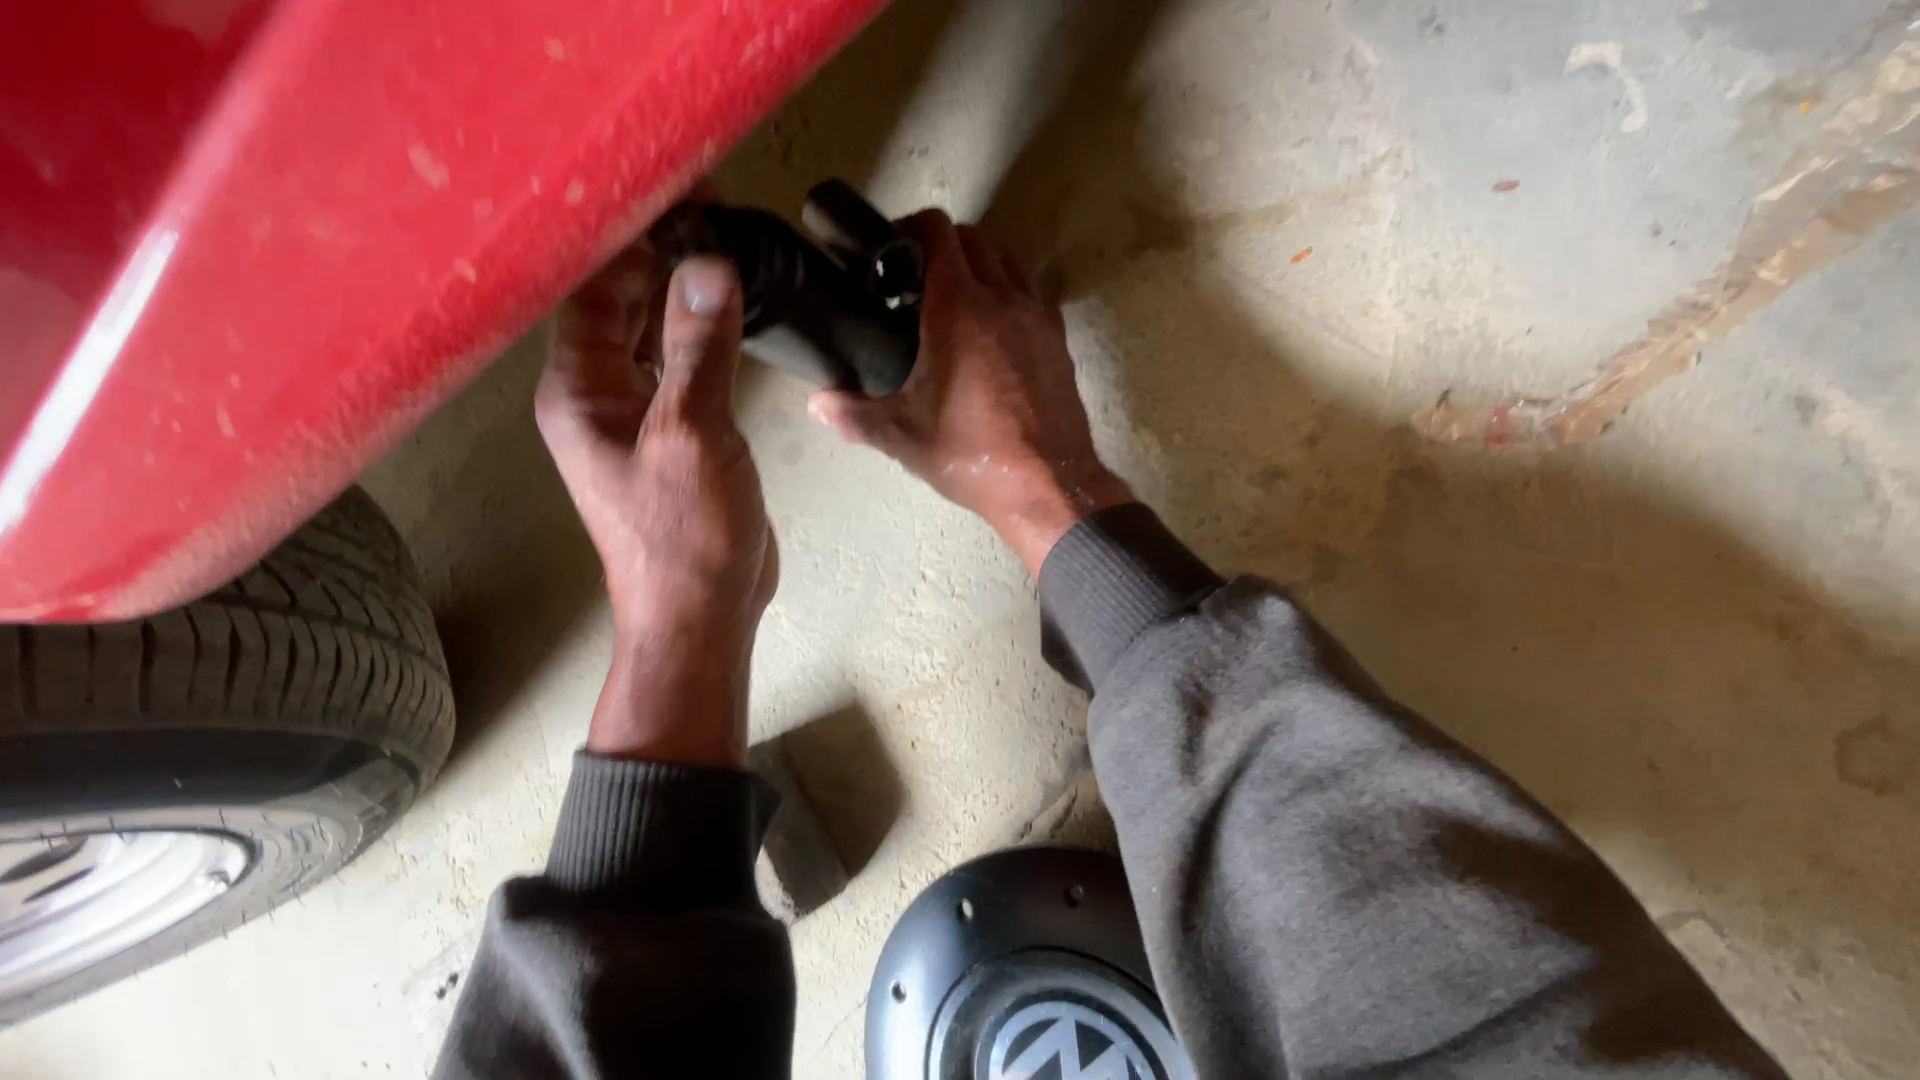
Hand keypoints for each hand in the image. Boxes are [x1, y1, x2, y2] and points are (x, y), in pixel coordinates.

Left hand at [536, 248, 776, 767]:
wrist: (701, 614)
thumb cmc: (685, 534)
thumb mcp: (693, 435)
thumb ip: (698, 349)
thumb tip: (709, 264)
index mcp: (578, 390)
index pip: (593, 289)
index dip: (633, 237)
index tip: (684, 196)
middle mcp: (595, 396)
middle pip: (618, 305)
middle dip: (661, 258)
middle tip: (717, 212)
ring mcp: (635, 417)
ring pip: (651, 336)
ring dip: (683, 295)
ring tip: (729, 247)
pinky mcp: (673, 436)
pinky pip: (680, 368)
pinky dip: (702, 336)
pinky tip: (732, 312)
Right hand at [808, 210, 1131, 573]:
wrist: (1047, 484)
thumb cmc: (972, 455)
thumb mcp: (904, 436)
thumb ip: (855, 415)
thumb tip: (818, 405)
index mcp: (959, 308)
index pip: (937, 232)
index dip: (910, 228)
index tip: (890, 249)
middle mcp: (1002, 299)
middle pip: (973, 239)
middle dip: (942, 245)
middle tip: (915, 276)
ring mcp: (1037, 317)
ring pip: (1008, 261)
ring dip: (981, 263)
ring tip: (957, 295)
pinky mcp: (1059, 339)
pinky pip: (1034, 294)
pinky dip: (1012, 292)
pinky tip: (996, 326)